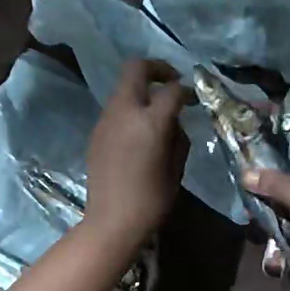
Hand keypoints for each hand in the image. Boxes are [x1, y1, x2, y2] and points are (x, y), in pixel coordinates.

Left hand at [84, 61, 187, 243]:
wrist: (112, 222)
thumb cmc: (152, 201)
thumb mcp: (176, 169)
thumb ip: (178, 138)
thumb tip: (174, 122)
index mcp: (150, 122)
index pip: (172, 90)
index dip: (187, 90)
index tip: (194, 99)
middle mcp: (125, 112)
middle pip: (136, 68)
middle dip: (157, 69)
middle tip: (171, 83)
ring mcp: (106, 120)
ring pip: (123, 88)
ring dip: (141, 91)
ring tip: (155, 113)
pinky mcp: (96, 133)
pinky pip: (115, 109)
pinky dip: (129, 110)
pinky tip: (138, 133)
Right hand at [243, 135, 289, 285]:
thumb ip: (279, 186)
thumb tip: (244, 174)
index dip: (272, 123)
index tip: (243, 119)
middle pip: (281, 159)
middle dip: (258, 161)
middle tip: (229, 158)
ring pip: (277, 185)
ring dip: (259, 190)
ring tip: (233, 188)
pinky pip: (280, 208)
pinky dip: (266, 210)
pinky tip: (246, 211)